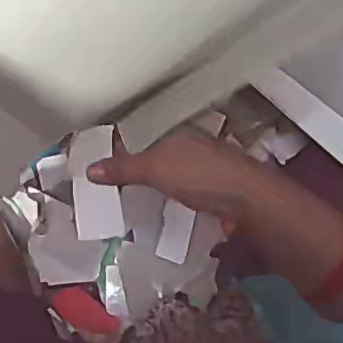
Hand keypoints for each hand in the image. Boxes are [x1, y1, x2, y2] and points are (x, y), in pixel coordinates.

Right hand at [84, 130, 266, 221]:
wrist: (252, 201)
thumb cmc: (202, 176)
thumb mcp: (154, 170)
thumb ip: (124, 169)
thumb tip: (90, 169)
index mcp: (180, 133)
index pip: (148, 134)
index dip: (129, 145)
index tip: (110, 161)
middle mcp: (197, 146)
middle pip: (164, 153)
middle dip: (146, 164)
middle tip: (121, 181)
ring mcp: (213, 168)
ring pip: (181, 172)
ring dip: (166, 183)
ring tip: (143, 197)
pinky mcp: (223, 190)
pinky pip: (193, 191)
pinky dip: (181, 198)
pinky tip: (173, 208)